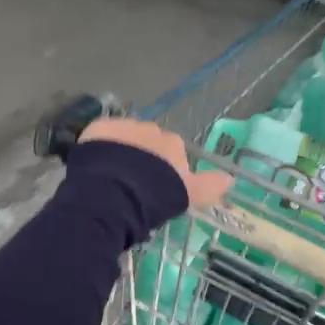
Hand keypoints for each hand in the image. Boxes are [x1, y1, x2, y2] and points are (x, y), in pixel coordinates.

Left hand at [79, 118, 231, 206]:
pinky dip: (99, 146)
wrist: (115, 193)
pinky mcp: (99, 128)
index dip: (164, 168)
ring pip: (124, 136)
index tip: (156, 185)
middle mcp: (152, 129)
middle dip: (143, 156)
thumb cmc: (155, 198)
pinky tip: (93, 165)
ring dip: (120, 150)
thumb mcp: (187, 195)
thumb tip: (231, 179)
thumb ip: (209, 186)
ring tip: (111, 176)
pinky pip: (101, 134)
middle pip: (149, 141)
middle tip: (133, 182)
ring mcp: (124, 126)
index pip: (173, 152)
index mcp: (174, 144)